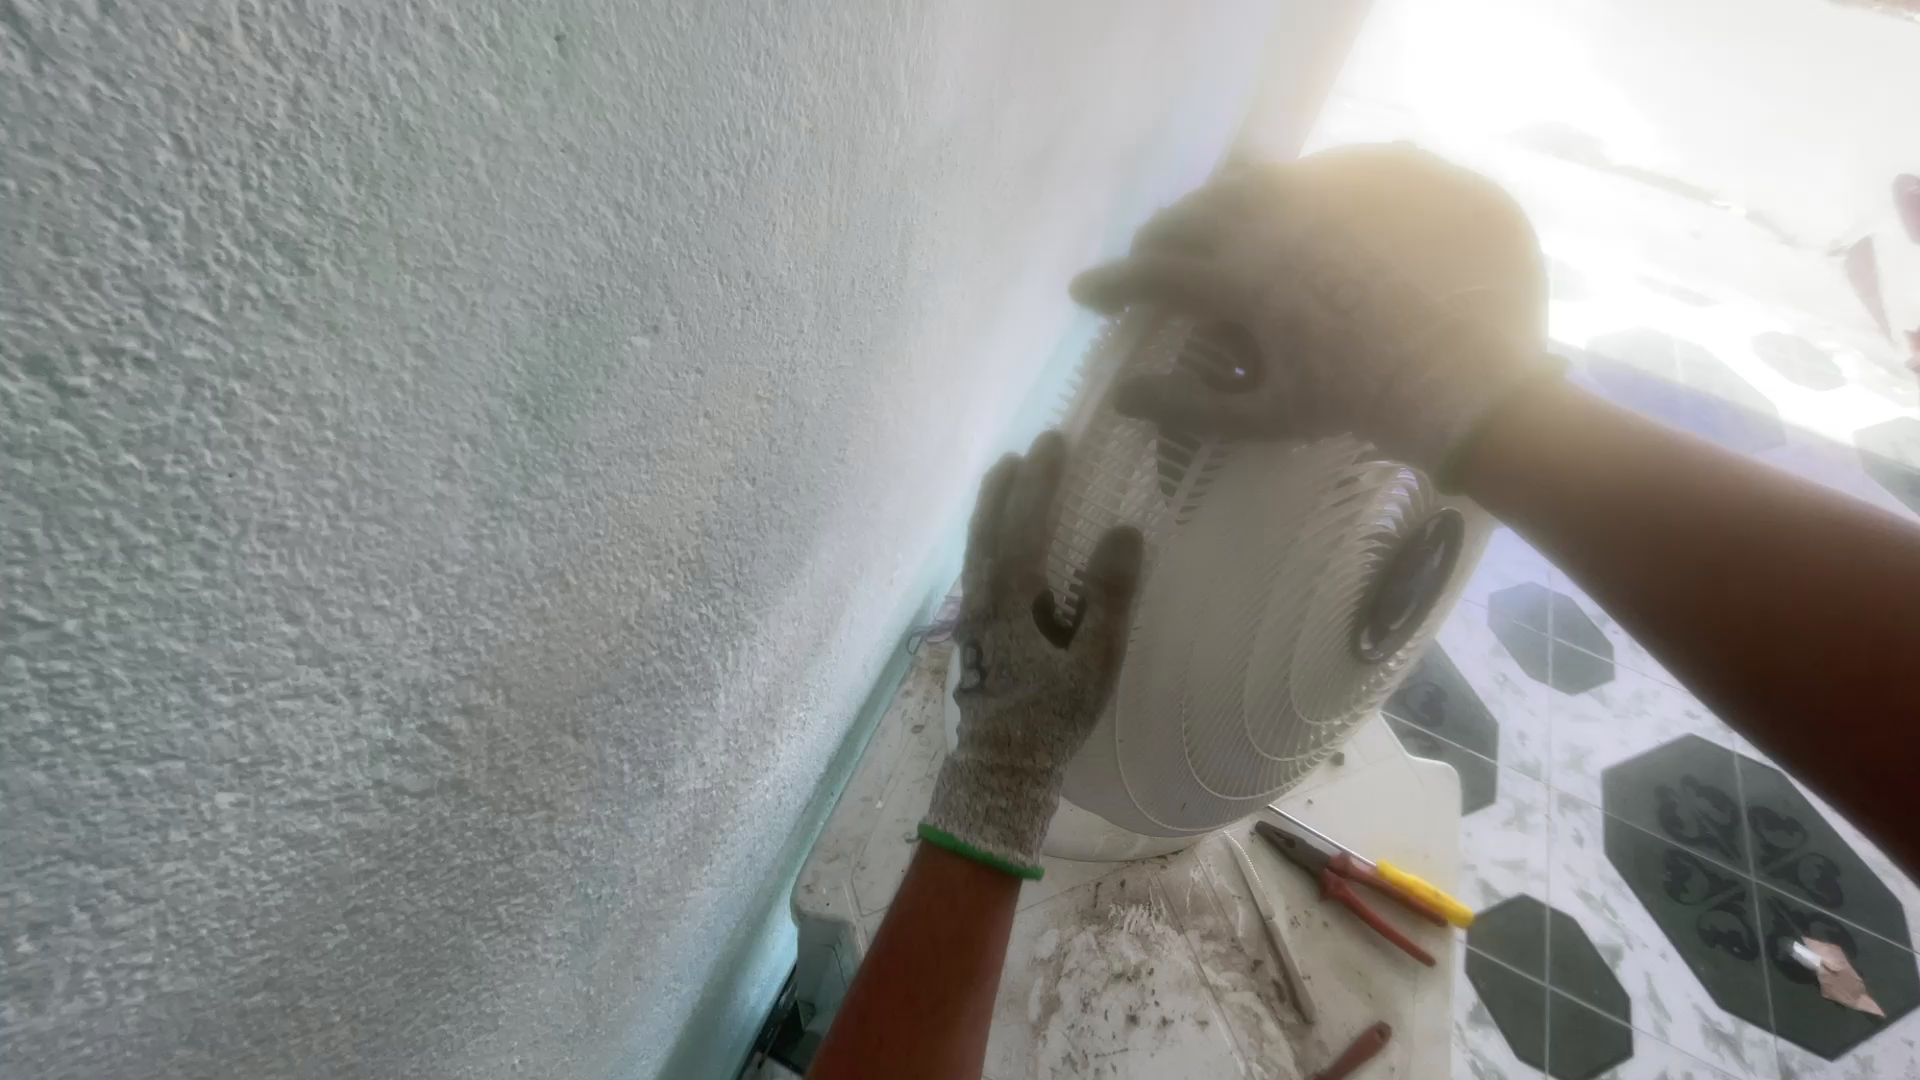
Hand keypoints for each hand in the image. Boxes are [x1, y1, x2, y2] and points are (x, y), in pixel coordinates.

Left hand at [918, 432, 1143, 878]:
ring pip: (977, 546)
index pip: (1023, 526)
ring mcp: (973, 614)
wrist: (1000, 768)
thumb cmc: (1050, 720)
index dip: (1039, 481)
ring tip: (1008, 477)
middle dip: (1008, 485)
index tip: (1054, 443)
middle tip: (1029, 450)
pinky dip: (989, 536)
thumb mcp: (1092, 664)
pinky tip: (1002, 538)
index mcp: (1010, 601)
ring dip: (992, 506)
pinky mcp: (973, 630)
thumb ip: (1107, 599)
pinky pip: (978, 566)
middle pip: (988, 528)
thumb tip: (1122, 532)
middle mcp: (983, 598)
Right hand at [1069, 143, 1555, 479]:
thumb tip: (1120, 397)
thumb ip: (1187, 408)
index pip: (1152, 273)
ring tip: (1214, 233)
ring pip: (1254, 181)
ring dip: (1219, 210)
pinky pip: (1326, 171)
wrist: (1479, 382)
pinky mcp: (1398, 169)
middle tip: (1149, 264)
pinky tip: (1302, 224)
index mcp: (1242, 277)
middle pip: (1192, 214)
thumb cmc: (1361, 406)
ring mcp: (1341, 183)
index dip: (1110, 285)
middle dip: (1159, 242)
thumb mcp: (1266, 417)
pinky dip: (1296, 199)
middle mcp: (1281, 215)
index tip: (1083, 292)